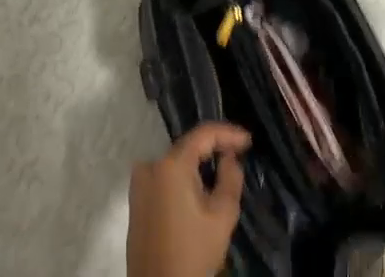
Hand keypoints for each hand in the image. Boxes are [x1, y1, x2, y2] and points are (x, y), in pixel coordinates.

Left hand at [127, 123, 251, 276]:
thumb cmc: (193, 252)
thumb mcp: (222, 215)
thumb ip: (230, 178)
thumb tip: (229, 158)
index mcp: (171, 166)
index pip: (203, 134)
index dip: (228, 133)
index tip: (248, 141)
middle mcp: (150, 166)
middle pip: (187, 147)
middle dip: (213, 148)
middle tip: (238, 155)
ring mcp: (139, 183)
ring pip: (175, 162)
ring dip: (198, 163)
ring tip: (222, 169)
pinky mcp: (136, 200)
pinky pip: (164, 177)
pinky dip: (183, 176)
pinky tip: (199, 186)